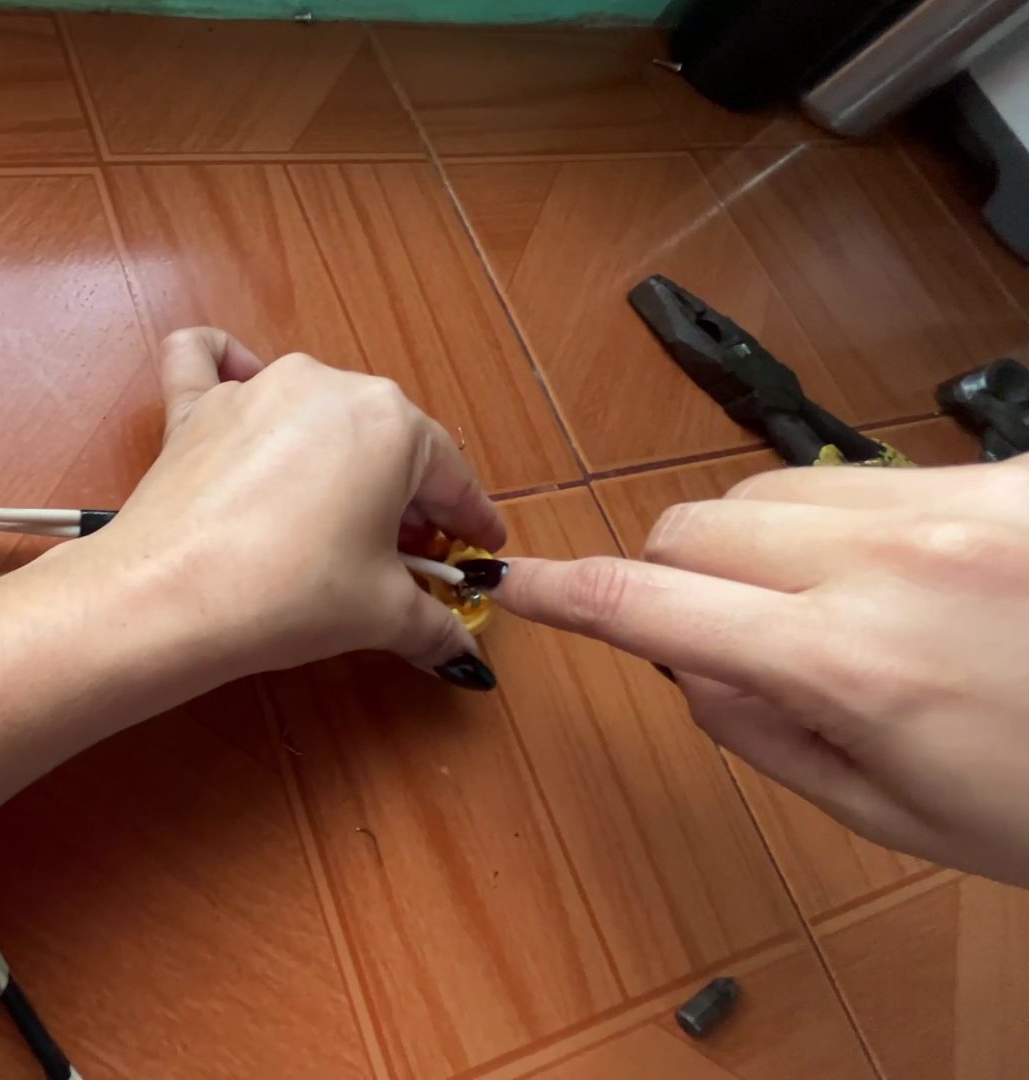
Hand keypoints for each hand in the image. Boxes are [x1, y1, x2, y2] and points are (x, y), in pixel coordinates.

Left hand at [79, 328, 505, 688]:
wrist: (169, 598)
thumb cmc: (290, 594)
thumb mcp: (381, 614)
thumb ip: (434, 624)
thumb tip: (458, 651)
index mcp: (390, 422)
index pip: (448, 475)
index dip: (468, 520)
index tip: (476, 547)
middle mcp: (323, 386)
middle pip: (381, 442)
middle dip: (401, 496)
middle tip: (402, 552)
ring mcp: (250, 391)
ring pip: (311, 409)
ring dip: (334, 452)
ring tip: (332, 509)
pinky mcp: (191, 410)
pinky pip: (203, 362)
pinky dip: (223, 364)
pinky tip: (235, 384)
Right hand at [496, 458, 1028, 884]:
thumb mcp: (896, 815)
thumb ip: (752, 732)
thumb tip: (683, 662)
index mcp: (852, 663)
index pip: (639, 603)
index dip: (559, 592)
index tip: (516, 582)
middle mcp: (899, 561)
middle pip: (685, 527)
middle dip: (675, 575)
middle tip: (727, 625)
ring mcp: (968, 503)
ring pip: (758, 493)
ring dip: (757, 545)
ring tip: (837, 599)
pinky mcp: (1021, 471)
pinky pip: (859, 476)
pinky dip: (845, 524)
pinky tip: (921, 573)